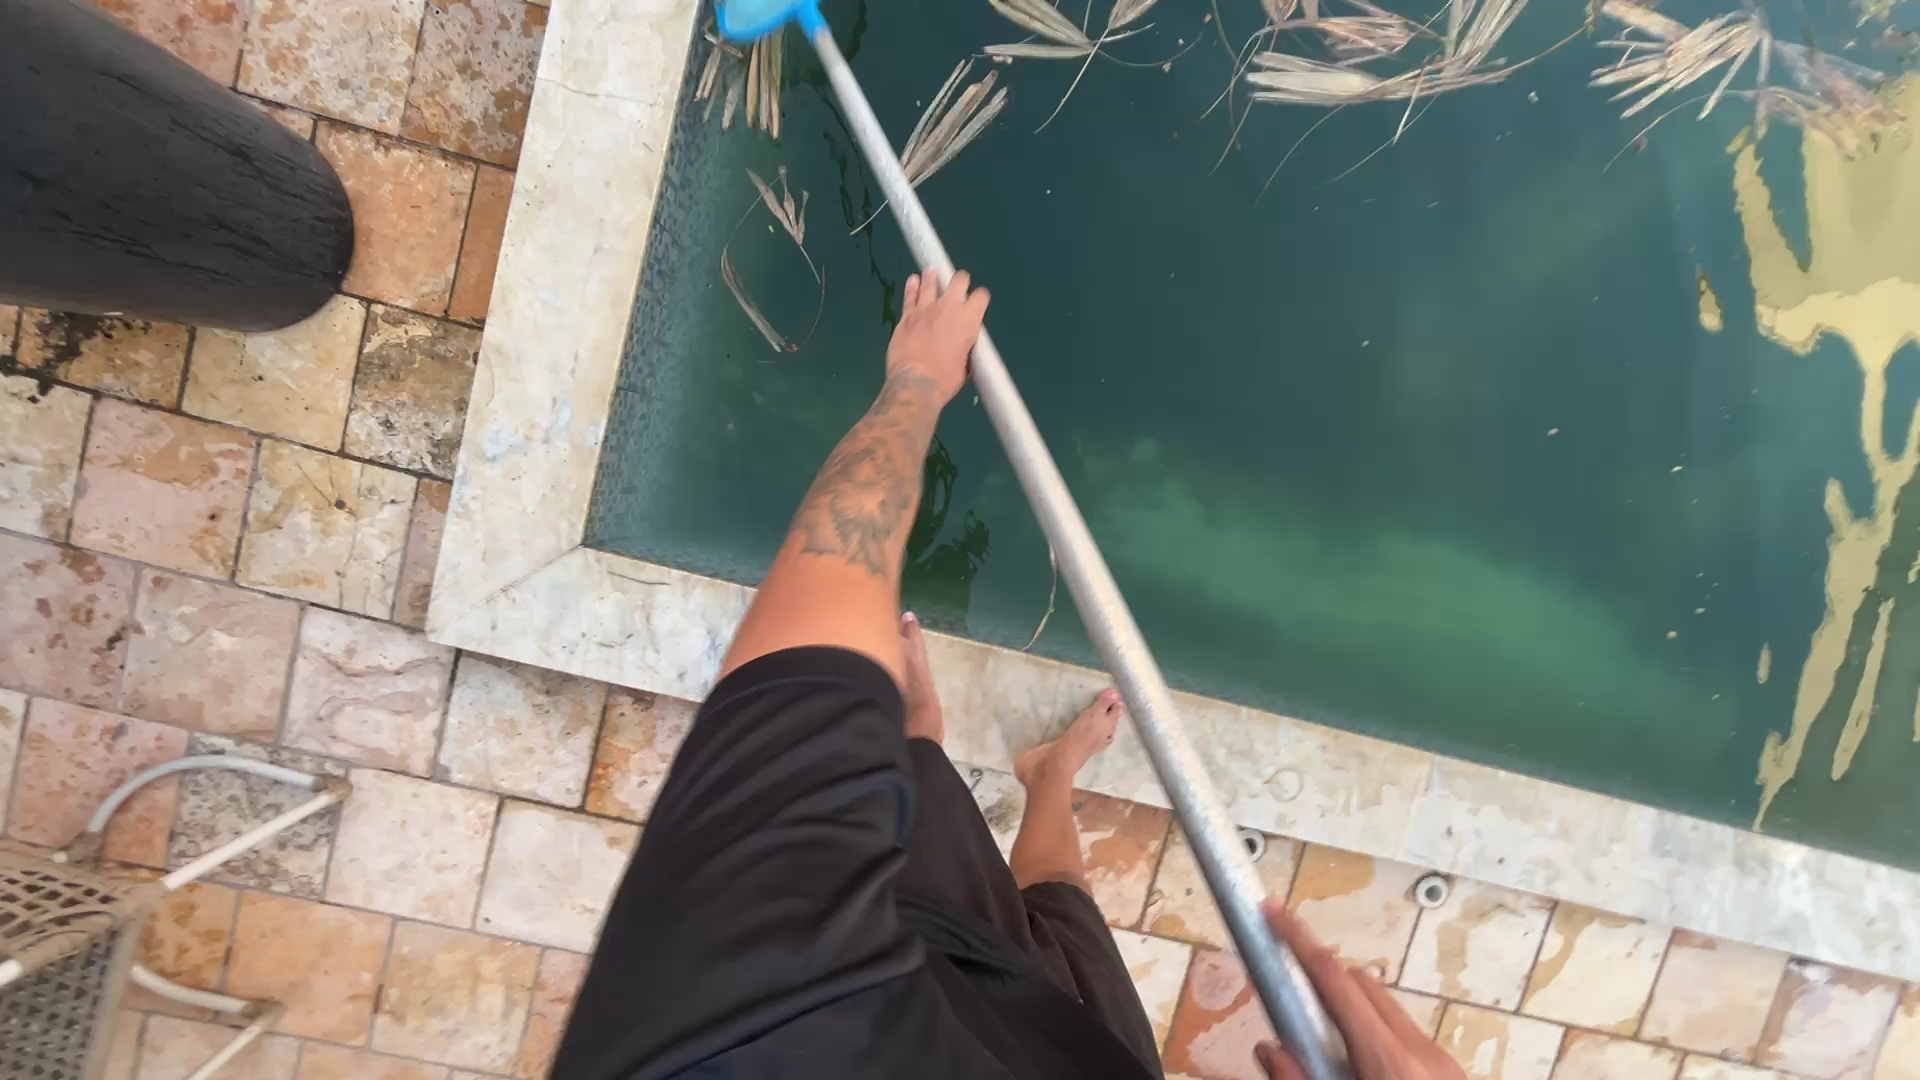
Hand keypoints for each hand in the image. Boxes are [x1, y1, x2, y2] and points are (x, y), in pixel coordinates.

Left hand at [886, 268, 988, 405]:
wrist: (916, 383)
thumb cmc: (946, 379)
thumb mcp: (966, 364)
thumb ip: (965, 346)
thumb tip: (962, 345)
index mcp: (969, 320)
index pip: (981, 296)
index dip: (980, 298)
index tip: (977, 302)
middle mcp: (949, 307)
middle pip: (959, 279)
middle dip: (960, 281)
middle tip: (957, 285)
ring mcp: (925, 308)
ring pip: (930, 280)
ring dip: (933, 276)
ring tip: (932, 271)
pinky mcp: (906, 315)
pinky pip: (910, 295)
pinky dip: (912, 286)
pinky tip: (913, 281)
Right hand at [1255, 902, 1464, 1079]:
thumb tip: (1267, 1046)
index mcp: (1387, 1061)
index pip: (1334, 978)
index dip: (1298, 939)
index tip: (1270, 909)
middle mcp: (1420, 1052)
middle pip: (1362, 983)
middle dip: (1325, 976)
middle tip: (1294, 999)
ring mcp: (1446, 1065)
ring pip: (1387, 1009)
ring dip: (1353, 1010)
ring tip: (1334, 1054)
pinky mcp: (1457, 1078)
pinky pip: (1408, 1037)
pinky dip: (1379, 1037)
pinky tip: (1369, 1077)